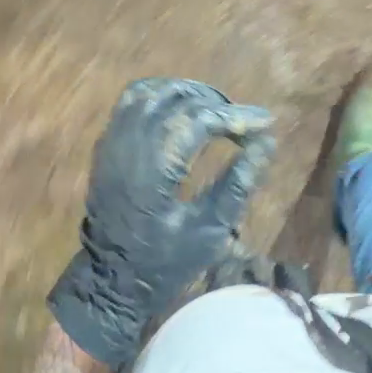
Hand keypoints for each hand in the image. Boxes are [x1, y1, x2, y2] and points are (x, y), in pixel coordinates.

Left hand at [47, 78, 275, 366]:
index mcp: (154, 171)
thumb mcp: (211, 230)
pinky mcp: (106, 144)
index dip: (235, 116)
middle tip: (243, 122)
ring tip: (216, 108)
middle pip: (176, 101)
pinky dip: (159, 95)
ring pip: (151, 92)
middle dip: (216, 104)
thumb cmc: (166, 262)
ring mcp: (112, 142)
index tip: (265, 121)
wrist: (112, 280)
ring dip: (187, 93)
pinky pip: (130, 102)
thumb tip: (266, 143)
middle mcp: (129, 147)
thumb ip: (238, 182)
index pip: (198, 120)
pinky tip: (181, 108)